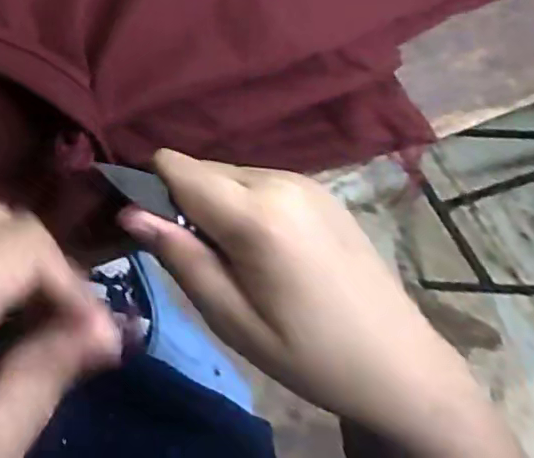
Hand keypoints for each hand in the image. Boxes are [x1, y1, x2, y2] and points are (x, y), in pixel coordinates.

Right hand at [119, 151, 522, 457]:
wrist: (405, 368)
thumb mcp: (232, 319)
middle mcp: (276, 180)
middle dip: (183, 199)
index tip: (154, 227)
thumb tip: (127, 211)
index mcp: (255, 214)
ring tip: (237, 254)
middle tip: (201, 255)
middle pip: (198, 168)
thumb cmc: (309, 354)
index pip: (172, 165)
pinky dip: (243, 201)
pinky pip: (255, 179)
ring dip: (214, 201)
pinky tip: (267, 245)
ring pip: (225, 172)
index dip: (150, 187)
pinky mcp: (317, 186)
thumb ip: (178, 257)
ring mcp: (301, 179)